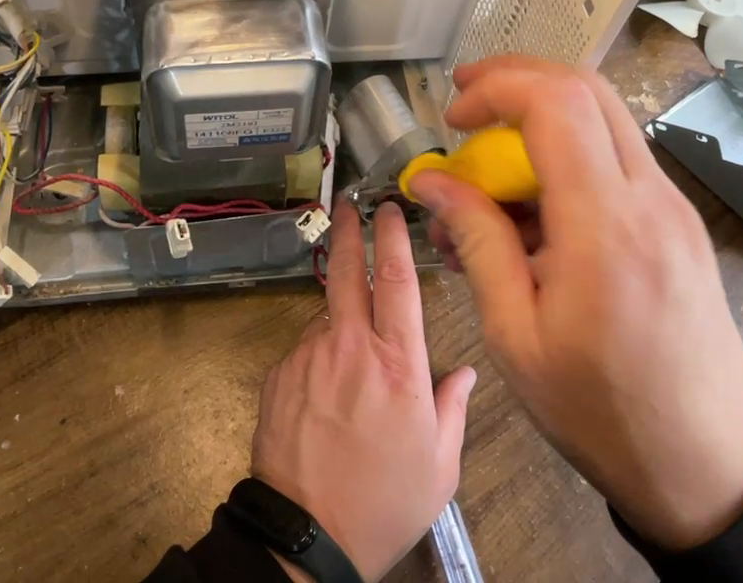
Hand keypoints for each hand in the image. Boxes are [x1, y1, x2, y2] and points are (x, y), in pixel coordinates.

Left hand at [250, 200, 476, 581]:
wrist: (307, 535)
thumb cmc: (385, 501)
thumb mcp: (440, 463)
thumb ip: (452, 407)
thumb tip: (463, 372)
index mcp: (398, 363)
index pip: (396, 280)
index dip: (392, 236)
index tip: (389, 208)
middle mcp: (350, 346)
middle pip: (346, 271)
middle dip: (348, 231)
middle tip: (348, 205)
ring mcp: (308, 356)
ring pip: (327, 316)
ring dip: (340, 319)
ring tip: (352, 368)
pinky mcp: (279, 374)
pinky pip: (306, 349)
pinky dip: (320, 356)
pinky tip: (326, 396)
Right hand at [409, 56, 742, 550]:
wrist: (706, 465)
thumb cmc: (600, 411)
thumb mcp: (516, 334)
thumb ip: (477, 241)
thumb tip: (432, 182)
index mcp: (605, 226)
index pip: (557, 102)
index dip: (497, 88)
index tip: (451, 117)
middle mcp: (650, 199)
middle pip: (587, 89)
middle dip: (517, 80)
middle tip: (464, 106)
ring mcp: (672, 208)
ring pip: (602, 121)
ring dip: (538, 125)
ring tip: (486, 184)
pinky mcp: (677, 223)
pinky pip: (615, 163)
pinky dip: (565, 163)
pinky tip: (529, 217)